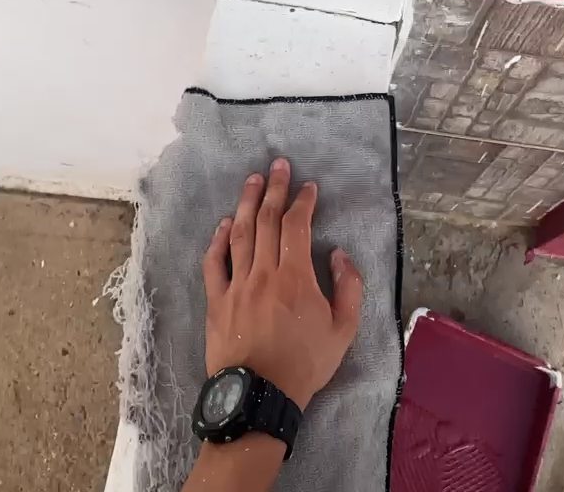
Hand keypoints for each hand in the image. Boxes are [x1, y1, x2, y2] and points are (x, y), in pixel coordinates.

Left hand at [202, 158, 362, 409]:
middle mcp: (264, 273)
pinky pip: (214, 262)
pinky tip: (225, 222)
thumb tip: (338, 254)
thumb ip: (349, 287)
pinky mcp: (216, 301)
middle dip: (275, 189)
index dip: (303, 201)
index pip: (297, 226)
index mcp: (295, 277)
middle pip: (268, 220)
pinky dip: (218, 239)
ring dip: (247, 202)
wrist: (259, 399)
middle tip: (278, 165)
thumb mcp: (343, 330)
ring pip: (241, 233)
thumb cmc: (304, 364)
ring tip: (252, 180)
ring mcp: (236, 285)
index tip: (308, 187)